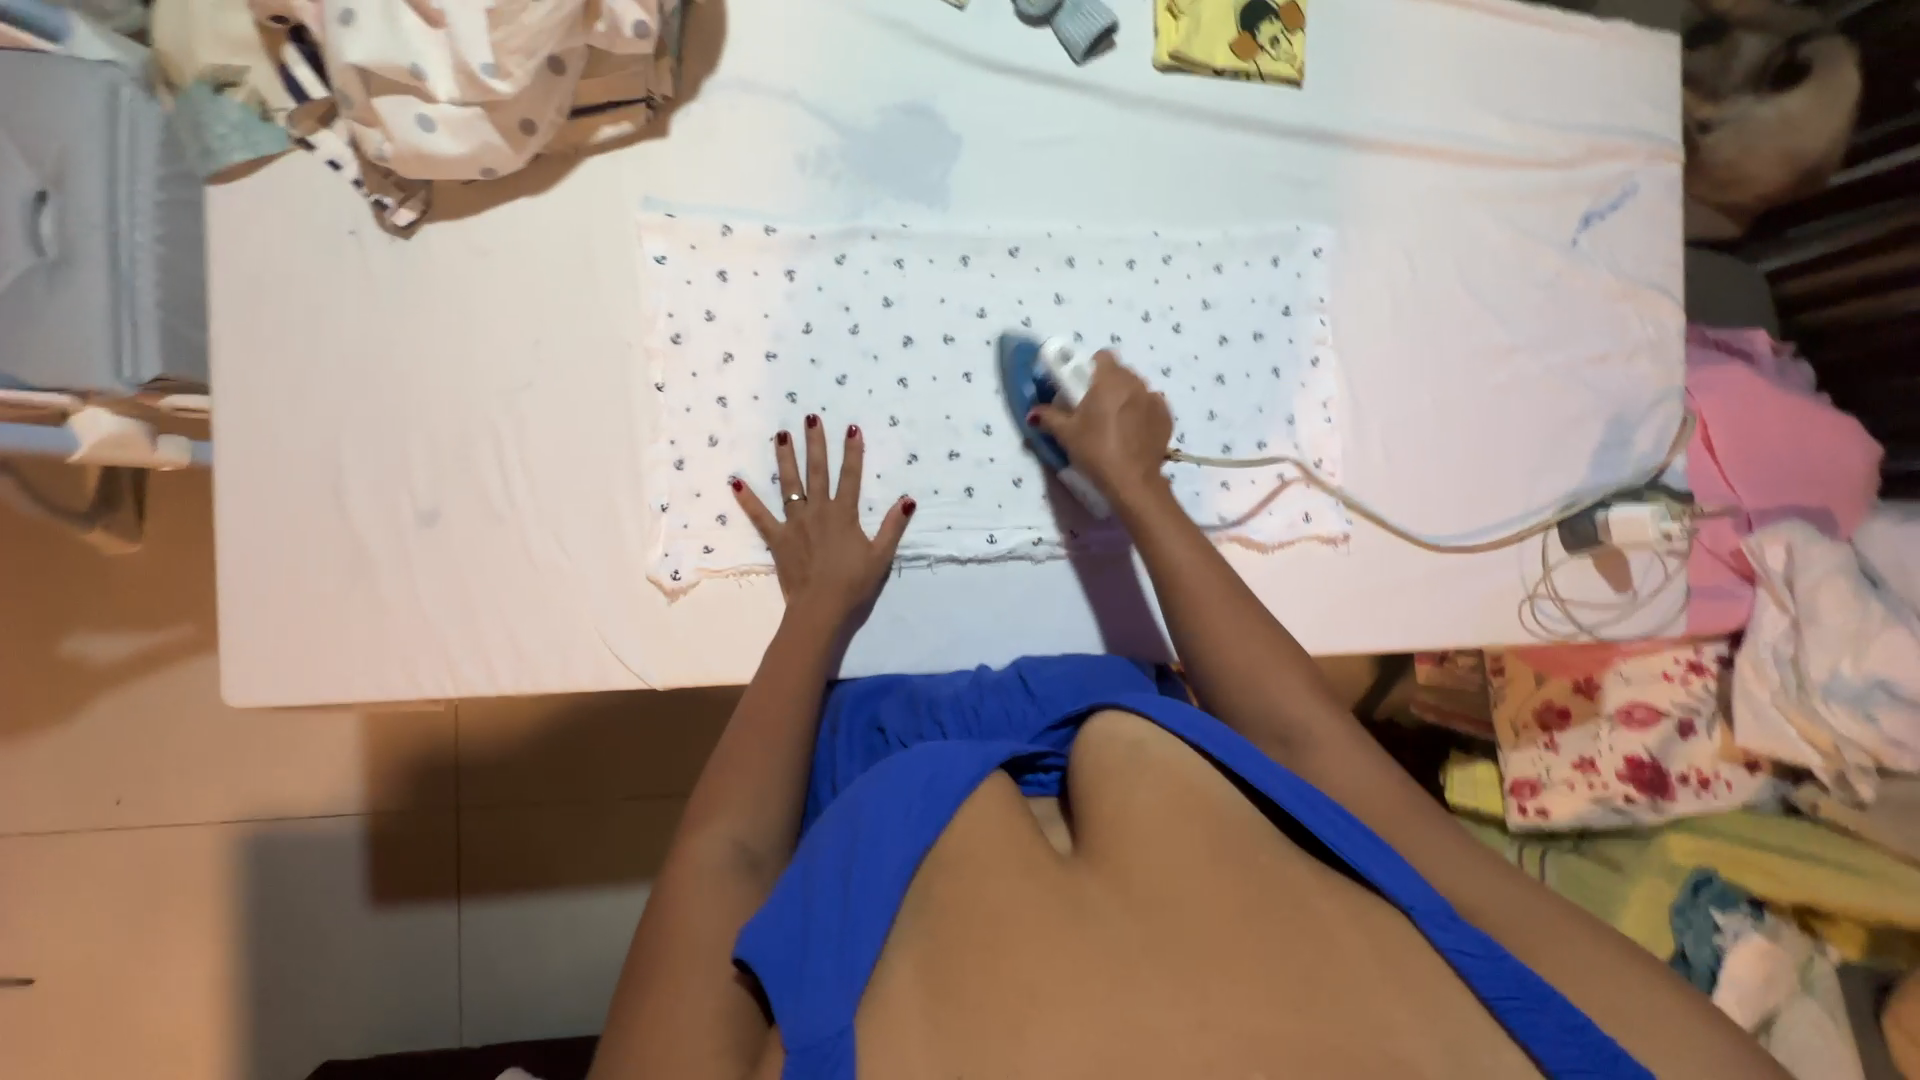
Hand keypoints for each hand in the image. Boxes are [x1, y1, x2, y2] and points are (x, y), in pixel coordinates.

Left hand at [731, 416, 913, 623]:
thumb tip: (907, 500)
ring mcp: (795, 524)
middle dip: (815, 443)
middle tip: (810, 417)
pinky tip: (735, 482)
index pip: (850, 476)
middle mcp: (819, 512)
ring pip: (790, 485)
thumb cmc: (854, 584)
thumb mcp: (881, 556)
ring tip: (781, 435)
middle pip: (817, 471)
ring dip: (785, 459)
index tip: (851, 428)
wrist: (821, 609)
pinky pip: (760, 516)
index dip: (852, 452)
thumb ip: (893, 526)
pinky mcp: (777, 539)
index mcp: (844, 515)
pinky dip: (747, 500)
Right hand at [1028, 352, 1173, 508]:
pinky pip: (1152, 406)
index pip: (1103, 356)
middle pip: (1121, 372)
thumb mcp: (1066, 434)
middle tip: (1095, 408)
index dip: (1091, 366)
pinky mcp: (1167, 417)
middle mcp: (1136, 383)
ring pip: (1137, 389)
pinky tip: (1133, 432)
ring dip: (1126, 398)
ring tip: (1115, 423)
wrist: (1132, 481)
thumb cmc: (1095, 451)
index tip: (1083, 386)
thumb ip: (1048, 417)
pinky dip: (1142, 413)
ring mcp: (1155, 399)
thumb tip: (1033, 412)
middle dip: (1108, 384)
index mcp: (1110, 380)